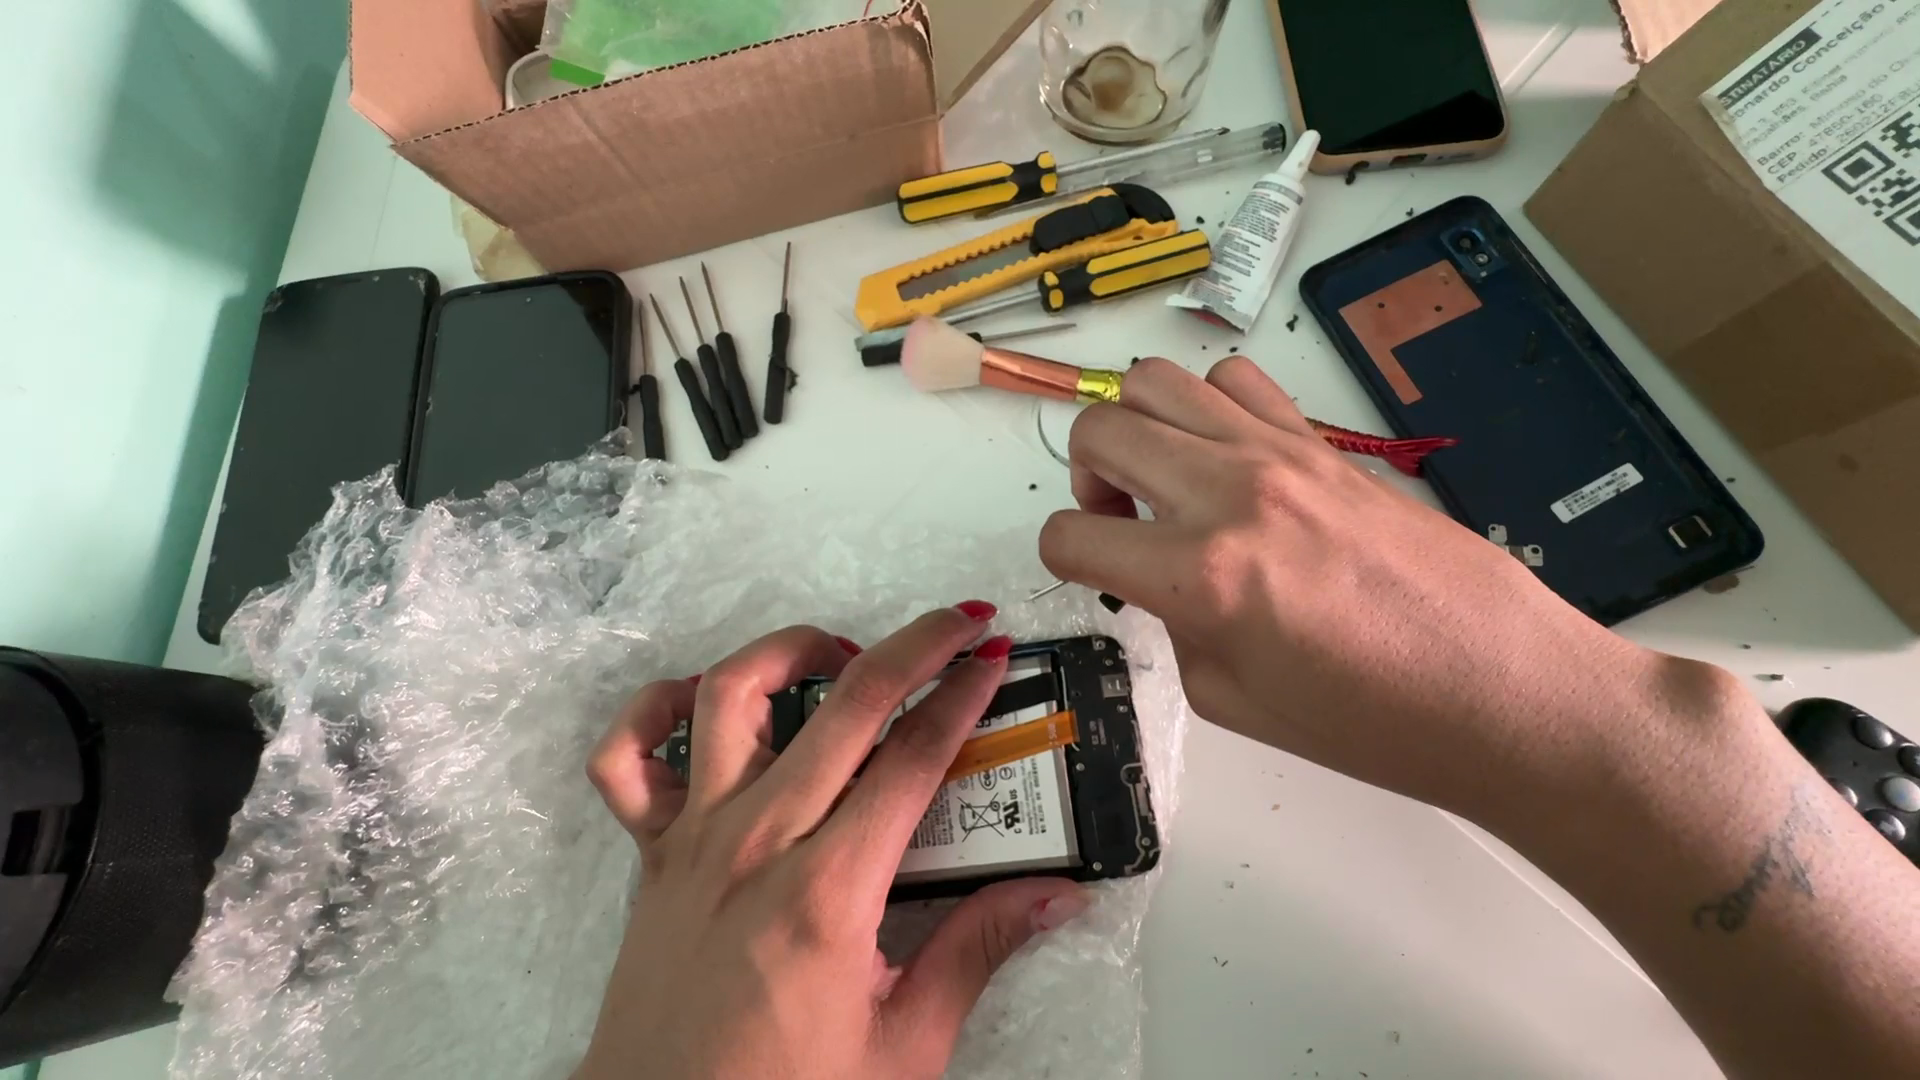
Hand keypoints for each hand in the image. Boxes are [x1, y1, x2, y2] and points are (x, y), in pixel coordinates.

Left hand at [579, 606, 1088, 1079]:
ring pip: (733, 694)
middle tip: (960, 623)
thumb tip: (1060, 894)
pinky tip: (709, 702)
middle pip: (849, 704)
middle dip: (916, 645)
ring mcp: (694, 833)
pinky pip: (627, 752)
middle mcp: (758, 838)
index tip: (993, 656)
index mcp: (829, 889)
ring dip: (792, 651)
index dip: (963, 695)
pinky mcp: (651, 846)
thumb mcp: (904, 1043)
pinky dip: (659, 706)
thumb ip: (979, 950)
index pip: (915, 758)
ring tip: (842, 656)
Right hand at [1038, 356, 1694, 817]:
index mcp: (1199, 577)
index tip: (1093, 571)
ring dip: (1138, 427)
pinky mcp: (1323, 442)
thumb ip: (1171, 622)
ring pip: (1156, 380)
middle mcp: (1229, 496)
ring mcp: (1280, 455)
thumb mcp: (1227, 697)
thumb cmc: (1368, 722)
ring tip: (1168, 478)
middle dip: (1084, 476)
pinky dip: (1209, 409)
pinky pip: (1236, 381)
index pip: (1069, 535)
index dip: (1061, 555)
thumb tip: (1158, 577)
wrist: (1505, 691)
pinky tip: (1230, 461)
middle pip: (1099, 430)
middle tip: (1120, 518)